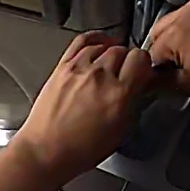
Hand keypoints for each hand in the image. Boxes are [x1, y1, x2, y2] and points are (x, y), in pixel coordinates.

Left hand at [5, 31, 153, 183]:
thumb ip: (131, 105)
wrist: (45, 152)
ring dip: (111, 52)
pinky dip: (95, 39)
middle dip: (127, 61)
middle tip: (125, 73)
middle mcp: (100, 77)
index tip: (142, 73)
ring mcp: (79, 69)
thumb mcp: (118, 133)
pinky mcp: (63, 67)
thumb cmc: (78, 150)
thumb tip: (137, 89)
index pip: (141, 59)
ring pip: (104, 46)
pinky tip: (100, 42)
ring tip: (112, 63)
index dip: (144, 65)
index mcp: (118, 94)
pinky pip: (83, 41)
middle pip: (123, 51)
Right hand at [146, 0, 189, 102]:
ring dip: (185, 38)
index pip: (152, 50)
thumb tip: (154, 82)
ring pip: (187, 21)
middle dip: (166, 49)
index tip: (160, 80)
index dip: (154, 69)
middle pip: (165, 30)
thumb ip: (164, 82)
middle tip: (175, 70)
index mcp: (177, 27)